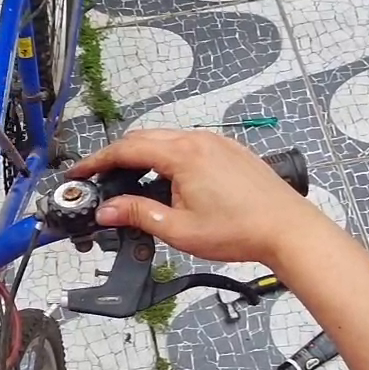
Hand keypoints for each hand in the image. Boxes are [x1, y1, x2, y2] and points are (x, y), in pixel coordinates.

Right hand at [67, 130, 329, 266]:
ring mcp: (216, 142)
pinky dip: (167, 156)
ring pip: (166, 140)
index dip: (97, 161)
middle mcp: (198, 140)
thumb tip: (107, 210)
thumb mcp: (179, 229)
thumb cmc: (240, 230)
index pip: (126, 149)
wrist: (288, 229)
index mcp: (183, 155)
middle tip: (99, 177)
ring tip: (129, 182)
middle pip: (143, 139)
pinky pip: (188, 145)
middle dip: (116, 156)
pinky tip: (165, 180)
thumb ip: (138, 215)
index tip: (80, 172)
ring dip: (142, 156)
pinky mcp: (229, 151)